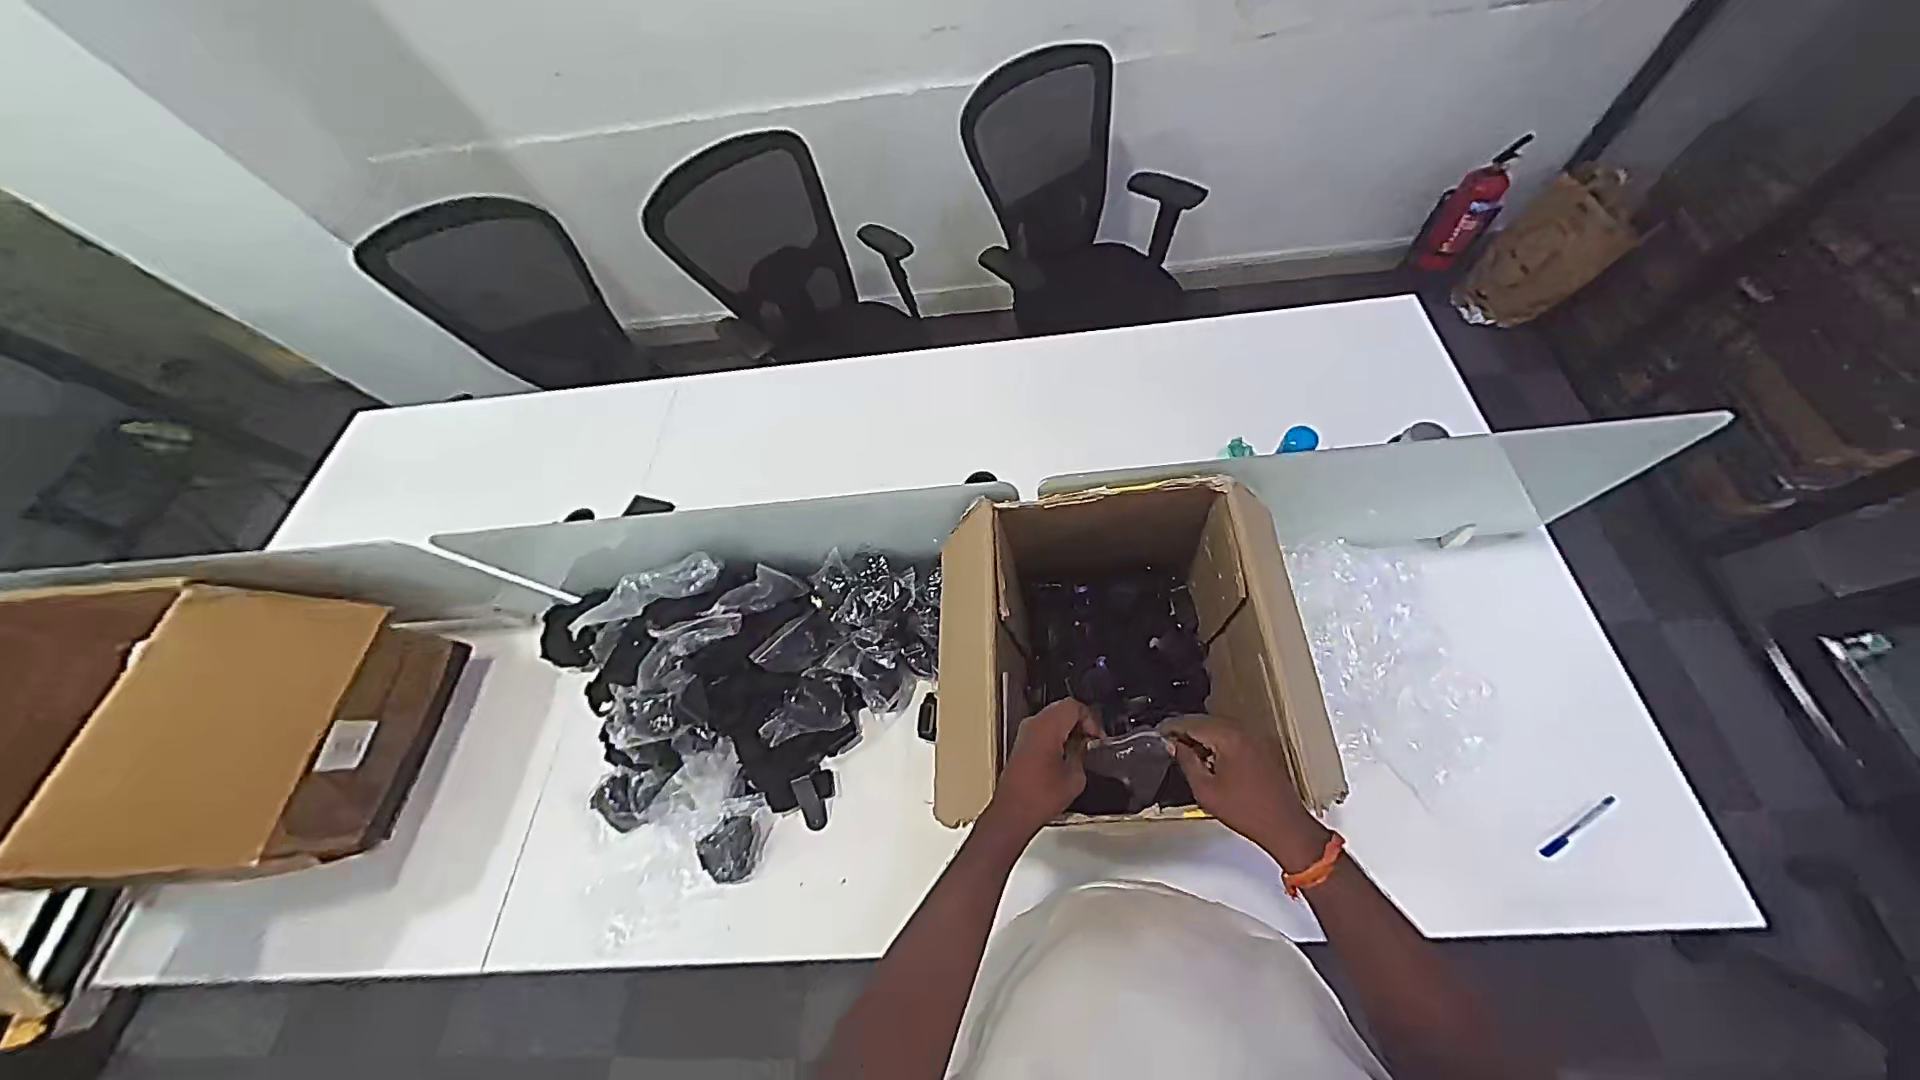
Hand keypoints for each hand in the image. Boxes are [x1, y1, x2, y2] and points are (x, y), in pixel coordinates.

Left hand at [981, 698, 1099, 839]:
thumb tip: (1082, 747)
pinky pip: (1042, 728)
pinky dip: (1056, 734)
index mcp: (1047, 727)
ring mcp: (1024, 732)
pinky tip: (1064, 753)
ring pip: (1051, 716)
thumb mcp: (1074, 777)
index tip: (1097, 735)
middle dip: (1080, 720)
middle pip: (1061, 707)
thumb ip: (1081, 754)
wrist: (1013, 811)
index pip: (1073, 705)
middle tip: (1092, 738)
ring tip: (1080, 747)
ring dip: (1067, 727)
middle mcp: (1033, 724)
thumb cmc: (1039, 797)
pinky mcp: (1021, 743)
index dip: (1090, 718)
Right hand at [1163, 714, 1328, 870]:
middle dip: (1185, 730)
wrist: (1285, 827)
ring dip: (1202, 736)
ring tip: (1188, 754)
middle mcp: (1244, 732)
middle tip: (1170, 743)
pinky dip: (1218, 741)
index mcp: (1229, 738)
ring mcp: (1255, 738)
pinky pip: (1233, 734)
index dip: (1171, 728)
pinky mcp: (1262, 747)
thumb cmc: (1250, 813)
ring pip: (1219, 726)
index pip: (1191, 722)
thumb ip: (1186, 761)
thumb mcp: (1205, 790)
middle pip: (1205, 721)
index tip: (1159, 733)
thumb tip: (1175, 746)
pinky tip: (1210, 758)